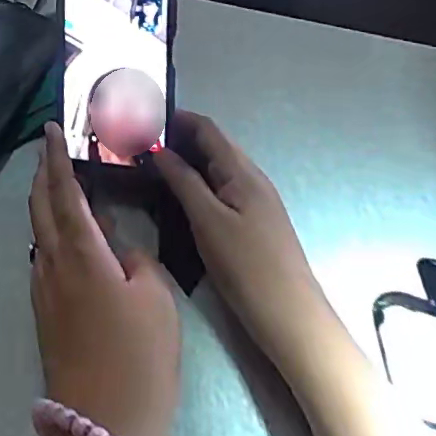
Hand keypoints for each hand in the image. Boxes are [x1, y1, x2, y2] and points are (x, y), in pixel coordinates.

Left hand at [31, 122, 179, 435]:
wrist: (104, 428)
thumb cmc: (138, 356)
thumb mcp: (155, 297)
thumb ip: (135, 259)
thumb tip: (117, 250)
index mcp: (80, 251)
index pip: (62, 190)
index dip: (55, 157)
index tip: (49, 129)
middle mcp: (52, 263)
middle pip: (40, 206)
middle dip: (43, 173)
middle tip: (51, 148)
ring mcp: (44, 289)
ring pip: (40, 230)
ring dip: (47, 202)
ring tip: (66, 185)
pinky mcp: (46, 312)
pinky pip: (46, 255)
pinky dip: (54, 231)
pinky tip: (76, 237)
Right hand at [153, 111, 386, 435]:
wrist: (291, 316)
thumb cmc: (247, 266)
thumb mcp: (208, 221)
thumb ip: (184, 182)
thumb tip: (160, 151)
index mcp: (242, 171)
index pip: (208, 129)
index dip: (179, 119)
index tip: (148, 119)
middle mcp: (251, 178)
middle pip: (214, 146)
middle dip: (181, 139)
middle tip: (145, 145)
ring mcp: (255, 200)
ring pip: (217, 169)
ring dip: (189, 162)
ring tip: (156, 168)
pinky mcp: (254, 221)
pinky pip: (222, 188)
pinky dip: (200, 183)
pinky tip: (182, 197)